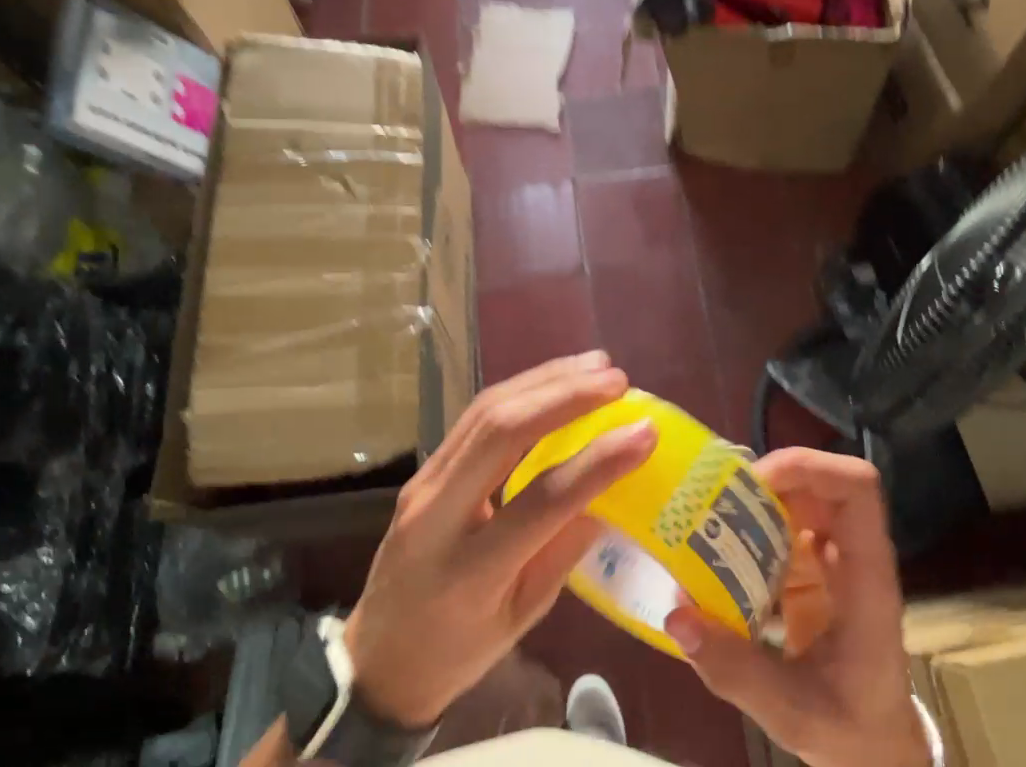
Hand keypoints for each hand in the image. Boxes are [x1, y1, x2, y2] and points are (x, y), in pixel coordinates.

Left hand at [342, 352, 654, 728]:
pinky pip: (473, 418)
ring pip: (484, 411)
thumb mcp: (525, 614)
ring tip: (595, 366)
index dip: (598, 462)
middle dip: (564, 396)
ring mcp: (423, 484)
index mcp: (471, 570)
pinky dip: (519, 391)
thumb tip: (615, 488)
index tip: (646, 431)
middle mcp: (438, 514)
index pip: (542, 501)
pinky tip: (554, 381)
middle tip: (619, 381)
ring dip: (543, 381)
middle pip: (500, 432)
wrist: (379, 660)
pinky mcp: (423, 469)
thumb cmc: (460, 651)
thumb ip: (567, 548)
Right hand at [664, 449, 930, 766]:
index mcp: (867, 580)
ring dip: (751, 505)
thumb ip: (736, 670)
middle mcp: (854, 558)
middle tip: (712, 500)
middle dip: (765, 482)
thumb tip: (677, 615)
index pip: (856, 489)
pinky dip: (746, 535)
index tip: (753, 484)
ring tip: (702, 520)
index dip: (808, 468)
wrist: (875, 752)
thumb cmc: (850, 730)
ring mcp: (835, 564)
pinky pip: (781, 533)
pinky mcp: (813, 576)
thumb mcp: (792, 711)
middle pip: (820, 484)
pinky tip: (712, 558)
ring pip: (798, 503)